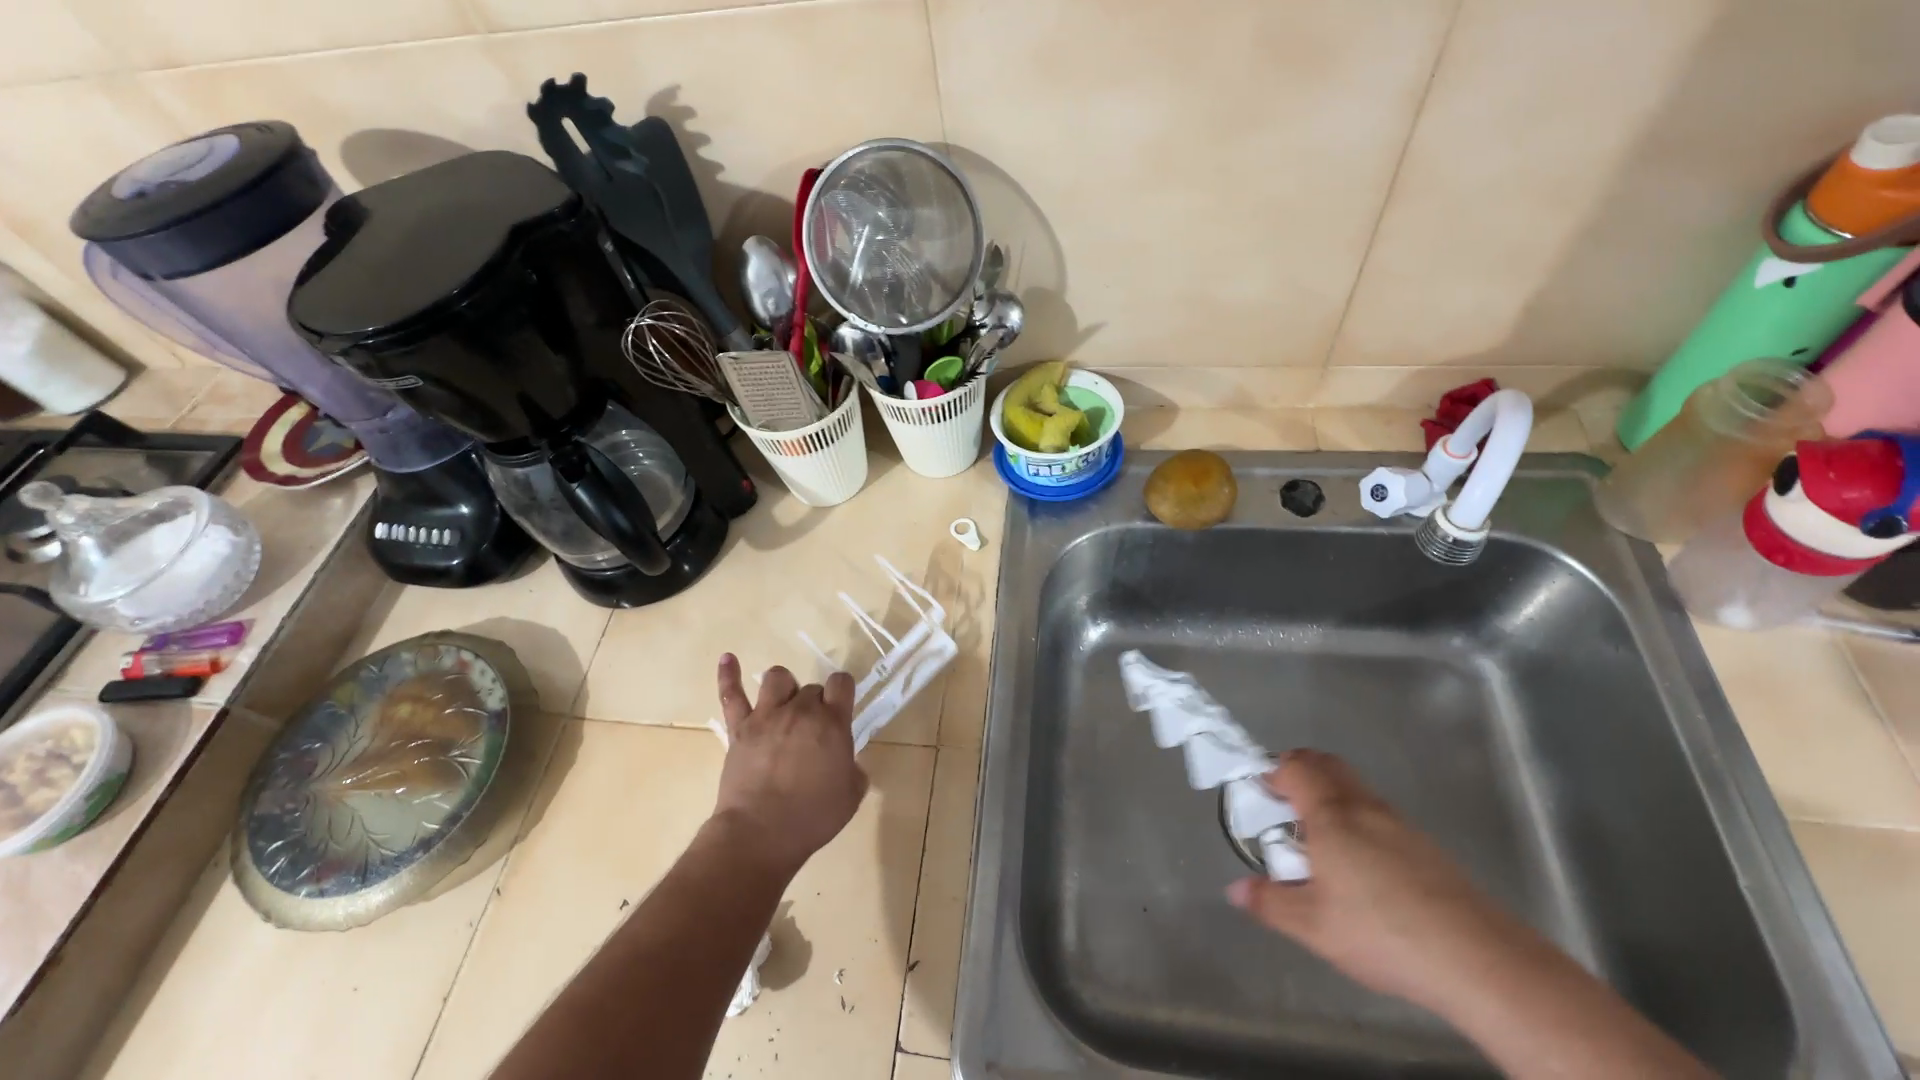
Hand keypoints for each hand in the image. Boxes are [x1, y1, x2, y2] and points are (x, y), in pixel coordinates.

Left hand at [711, 654, 867, 875]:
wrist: (761, 832)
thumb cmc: (812, 817)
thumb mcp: (851, 796)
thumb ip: (853, 770)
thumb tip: (846, 762)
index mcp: (832, 723)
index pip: (842, 683)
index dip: (843, 690)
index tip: (842, 704)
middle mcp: (800, 711)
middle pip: (811, 688)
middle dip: (815, 703)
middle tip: (813, 732)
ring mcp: (766, 716)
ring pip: (777, 678)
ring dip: (784, 687)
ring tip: (784, 704)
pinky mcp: (739, 728)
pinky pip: (731, 694)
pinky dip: (728, 674)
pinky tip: (728, 658)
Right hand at [1226, 749, 1537, 1012]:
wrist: (1477, 958)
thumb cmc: (1381, 933)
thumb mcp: (1312, 926)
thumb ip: (1269, 902)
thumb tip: (1236, 889)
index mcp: (1332, 816)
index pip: (1297, 766)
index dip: (1273, 772)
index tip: (1260, 799)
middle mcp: (1366, 808)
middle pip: (1328, 766)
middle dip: (1300, 775)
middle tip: (1283, 812)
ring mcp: (1401, 825)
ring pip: (1356, 791)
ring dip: (1330, 801)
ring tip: (1318, 849)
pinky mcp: (1426, 848)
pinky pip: (1379, 817)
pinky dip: (1357, 824)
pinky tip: (1360, 874)